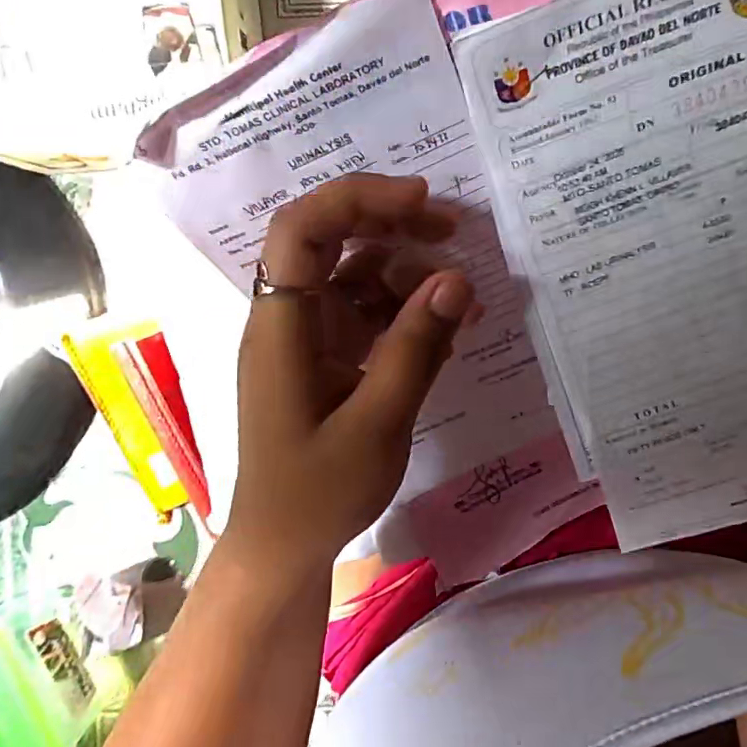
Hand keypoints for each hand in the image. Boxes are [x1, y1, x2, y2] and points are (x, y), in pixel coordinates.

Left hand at [229, 175, 476, 569]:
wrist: (284, 547)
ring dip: (409, 276)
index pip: (303, 230)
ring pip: (357, 278)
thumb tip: (457, 280)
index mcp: (283, 326)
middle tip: (452, 231)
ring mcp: (310, 339)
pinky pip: (369, 317)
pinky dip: (407, 314)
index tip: (419, 200)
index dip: (357, 199)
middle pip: (332, 242)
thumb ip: (417, 347)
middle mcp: (290, 320)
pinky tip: (447, 330)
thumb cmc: (319, 492)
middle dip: (391, 226)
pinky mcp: (329, 359)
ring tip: (464, 297)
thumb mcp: (377, 422)